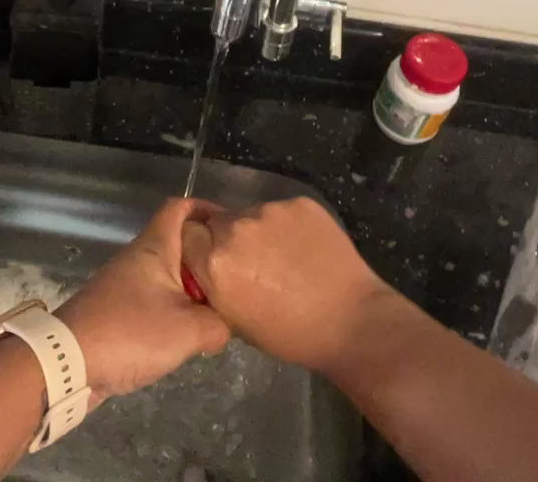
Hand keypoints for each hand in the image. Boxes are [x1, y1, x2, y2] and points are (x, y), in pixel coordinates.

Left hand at [55, 198, 230, 399]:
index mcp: (155, 246)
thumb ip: (217, 324)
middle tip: (235, 276)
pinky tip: (189, 333)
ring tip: (220, 309)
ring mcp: (127, 283)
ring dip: (194, 288)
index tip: (231, 227)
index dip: (205, 208)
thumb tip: (225, 325)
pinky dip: (176, 310)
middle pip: (180, 242)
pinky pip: (157, 299)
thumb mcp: (188, 330)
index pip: (179, 207)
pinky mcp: (120, 310)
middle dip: (207, 256)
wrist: (69, 362)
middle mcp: (140, 257)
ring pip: (170, 275)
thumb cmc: (130, 332)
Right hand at [180, 197, 397, 378]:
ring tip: (283, 257)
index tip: (211, 259)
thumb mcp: (235, 320)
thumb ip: (213, 285)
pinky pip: (282, 210)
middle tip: (251, 262)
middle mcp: (236, 228)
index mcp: (215, 261)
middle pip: (217, 221)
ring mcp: (270, 211)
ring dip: (258, 231)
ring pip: (251, 214)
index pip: (186, 234)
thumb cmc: (289, 334)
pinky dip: (287, 226)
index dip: (197, 246)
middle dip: (227, 237)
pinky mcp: (299, 203)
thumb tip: (206, 266)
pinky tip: (304, 249)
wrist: (351, 322)